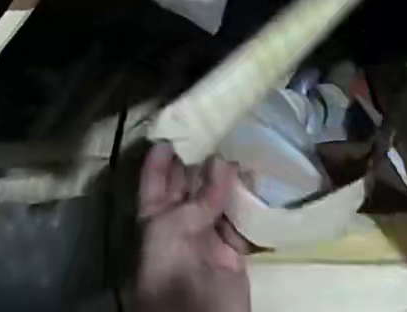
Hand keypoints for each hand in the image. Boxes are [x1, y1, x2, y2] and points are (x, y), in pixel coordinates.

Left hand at [133, 142, 249, 311]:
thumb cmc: (170, 278)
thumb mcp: (171, 234)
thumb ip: (198, 198)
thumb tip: (223, 161)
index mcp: (153, 226)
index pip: (154, 185)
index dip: (161, 159)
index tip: (173, 131)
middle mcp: (178, 229)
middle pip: (188, 188)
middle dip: (199, 160)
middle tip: (215, 127)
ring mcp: (205, 239)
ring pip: (216, 199)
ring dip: (226, 175)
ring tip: (238, 146)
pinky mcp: (232, 250)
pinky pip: (239, 216)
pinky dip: (246, 196)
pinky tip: (252, 175)